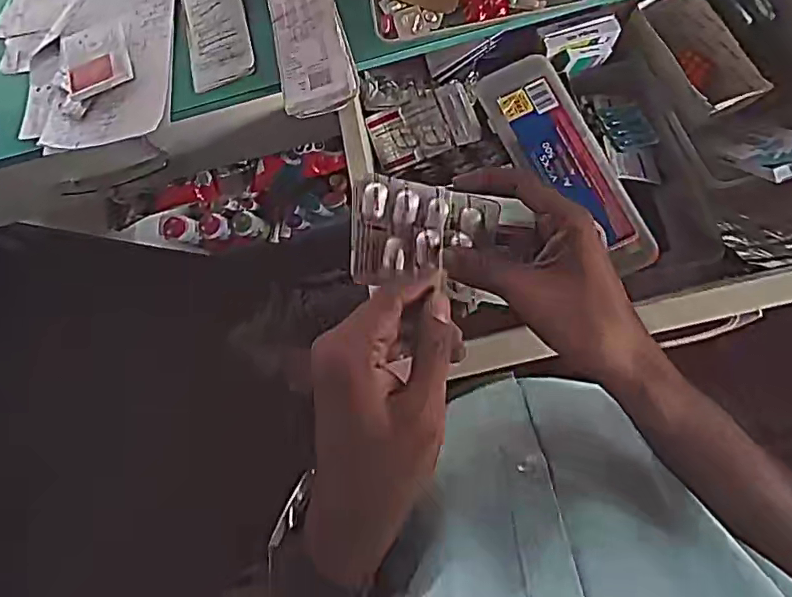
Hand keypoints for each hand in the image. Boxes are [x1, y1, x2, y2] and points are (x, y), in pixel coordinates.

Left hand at [303, 275, 461, 587]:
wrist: (350, 519)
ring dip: (417, 329)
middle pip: (386, 307)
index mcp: (349, 350)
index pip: (391, 295)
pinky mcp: (337, 371)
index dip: (424, 282)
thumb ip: (433, 347)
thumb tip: (440, 303)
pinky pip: (374, 342)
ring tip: (452, 349)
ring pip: (383, 323)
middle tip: (459, 329)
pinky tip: (430, 358)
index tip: (451, 274)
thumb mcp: (424, 408)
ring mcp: (332, 358)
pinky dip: (402, 344)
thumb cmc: (386, 472)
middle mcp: (333, 346)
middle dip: (425, 311)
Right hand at [448, 168, 664, 389]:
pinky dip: (497, 264)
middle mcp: (565, 230)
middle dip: (480, 218)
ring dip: (486, 245)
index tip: (459, 185)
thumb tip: (452, 256)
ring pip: (514, 238)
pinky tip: (475, 272)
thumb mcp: (527, 290)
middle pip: (514, 212)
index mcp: (567, 220)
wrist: (619, 360)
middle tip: (449, 223)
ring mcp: (561, 252)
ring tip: (455, 249)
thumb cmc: (592, 322)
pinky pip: (520, 259)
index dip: (486, 180)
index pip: (521, 184)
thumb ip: (484, 269)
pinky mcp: (555, 273)